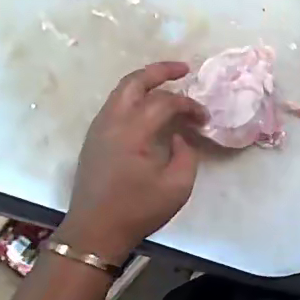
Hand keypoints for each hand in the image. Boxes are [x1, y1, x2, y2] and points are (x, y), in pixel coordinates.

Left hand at [58, 62, 205, 264]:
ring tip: (167, 86)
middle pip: (134, 82)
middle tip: (183, 69)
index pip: (165, 102)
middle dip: (159, 71)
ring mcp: (99, 129)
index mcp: (133, 130)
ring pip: (121, 92)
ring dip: (145, 84)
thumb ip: (185, 154)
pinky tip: (148, 111)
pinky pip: (115, 106)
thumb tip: (178, 136)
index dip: (189, 105)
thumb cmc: (138, 210)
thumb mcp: (177, 186)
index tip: (204, 118)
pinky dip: (134, 99)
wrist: (96, 230)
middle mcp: (112, 121)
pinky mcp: (94, 140)